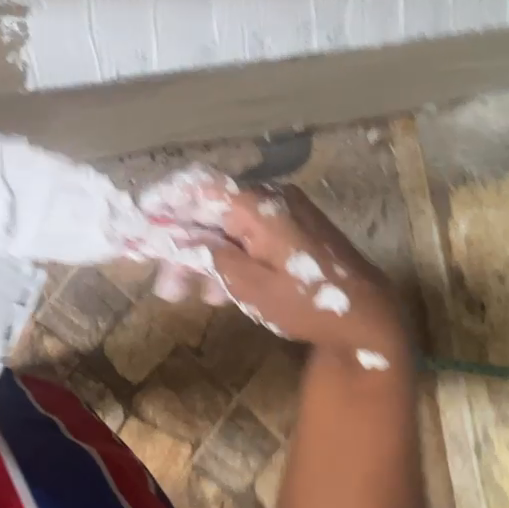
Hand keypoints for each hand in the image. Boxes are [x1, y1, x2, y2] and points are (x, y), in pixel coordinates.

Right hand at [166, 180, 411, 374]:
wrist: (368, 319)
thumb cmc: (308, 304)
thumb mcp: (251, 286)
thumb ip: (210, 256)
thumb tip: (174, 237)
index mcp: (261, 207)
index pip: (202, 188)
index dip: (167, 200)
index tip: (140, 217)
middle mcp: (271, 200)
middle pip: (211, 211)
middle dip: (181, 244)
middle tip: (163, 282)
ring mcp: (283, 214)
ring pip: (227, 227)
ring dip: (202, 257)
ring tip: (183, 294)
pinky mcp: (290, 231)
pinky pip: (247, 236)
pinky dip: (227, 257)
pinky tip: (215, 290)